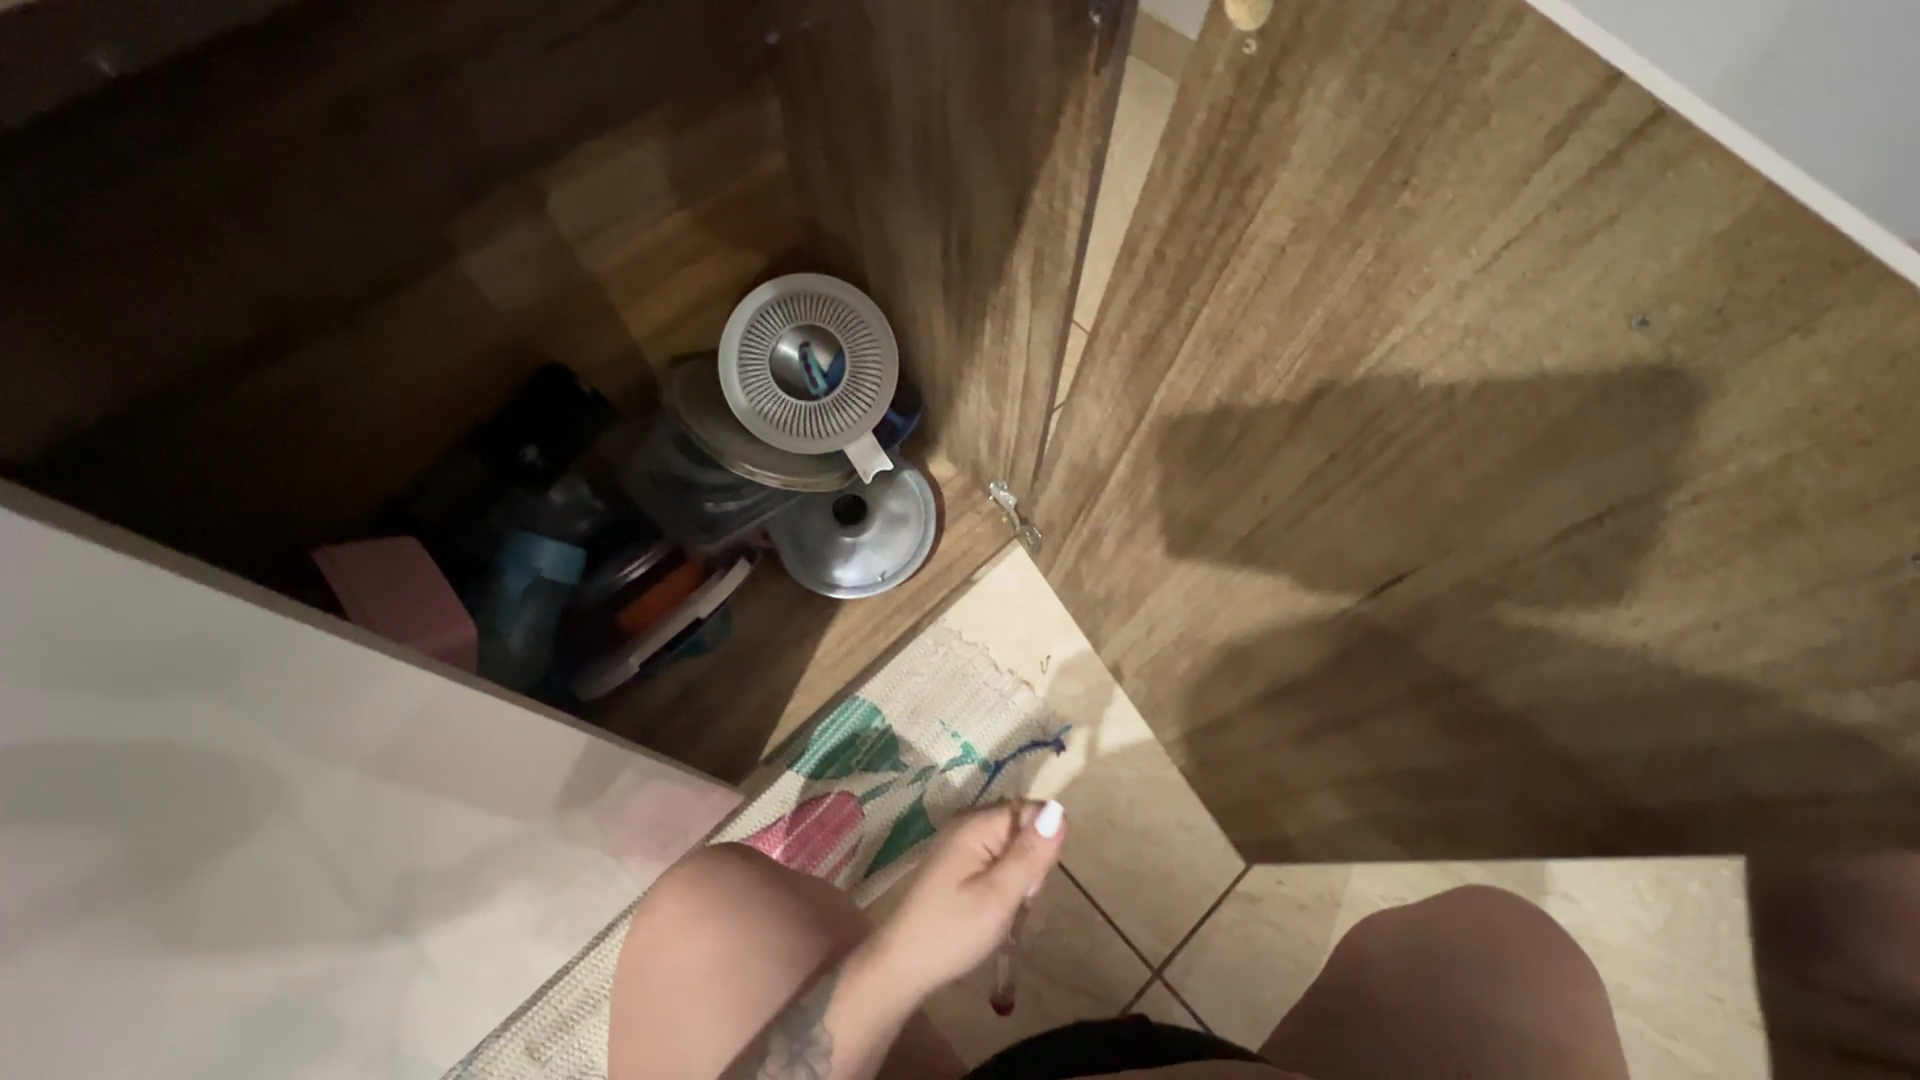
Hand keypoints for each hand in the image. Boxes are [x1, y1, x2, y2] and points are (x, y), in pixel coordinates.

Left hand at [860, 800, 1066, 999]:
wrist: (903, 965)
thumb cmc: (953, 931)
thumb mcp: (999, 896)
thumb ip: (1030, 854)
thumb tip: (1058, 810)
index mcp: (976, 826)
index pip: (1030, 811)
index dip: (1043, 843)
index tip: (1033, 882)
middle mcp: (967, 827)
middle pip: (1022, 830)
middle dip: (1031, 865)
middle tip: (1015, 902)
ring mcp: (961, 848)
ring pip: (1011, 851)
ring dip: (1018, 880)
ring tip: (1004, 911)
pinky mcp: (958, 867)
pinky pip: (996, 864)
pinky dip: (1003, 887)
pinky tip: (993, 911)